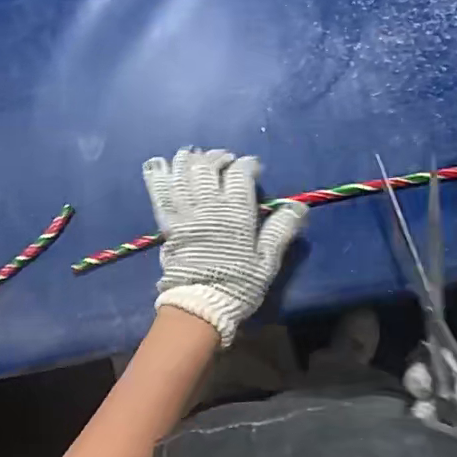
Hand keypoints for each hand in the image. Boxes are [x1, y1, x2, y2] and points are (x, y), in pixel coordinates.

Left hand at [143, 149, 306, 346]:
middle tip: (223, 158)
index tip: (251, 166)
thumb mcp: (267, 260)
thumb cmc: (238, 284)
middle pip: (207, 169)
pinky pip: (160, 193)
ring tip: (193, 154)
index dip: (246, 165)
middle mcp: (207, 207)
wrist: (200, 302)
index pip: (239, 175)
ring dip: (188, 160)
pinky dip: (157, 175)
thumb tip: (298, 206)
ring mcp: (184, 213)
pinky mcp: (167, 223)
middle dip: (216, 157)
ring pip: (182, 175)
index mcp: (235, 214)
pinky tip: (158, 162)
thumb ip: (280, 230)